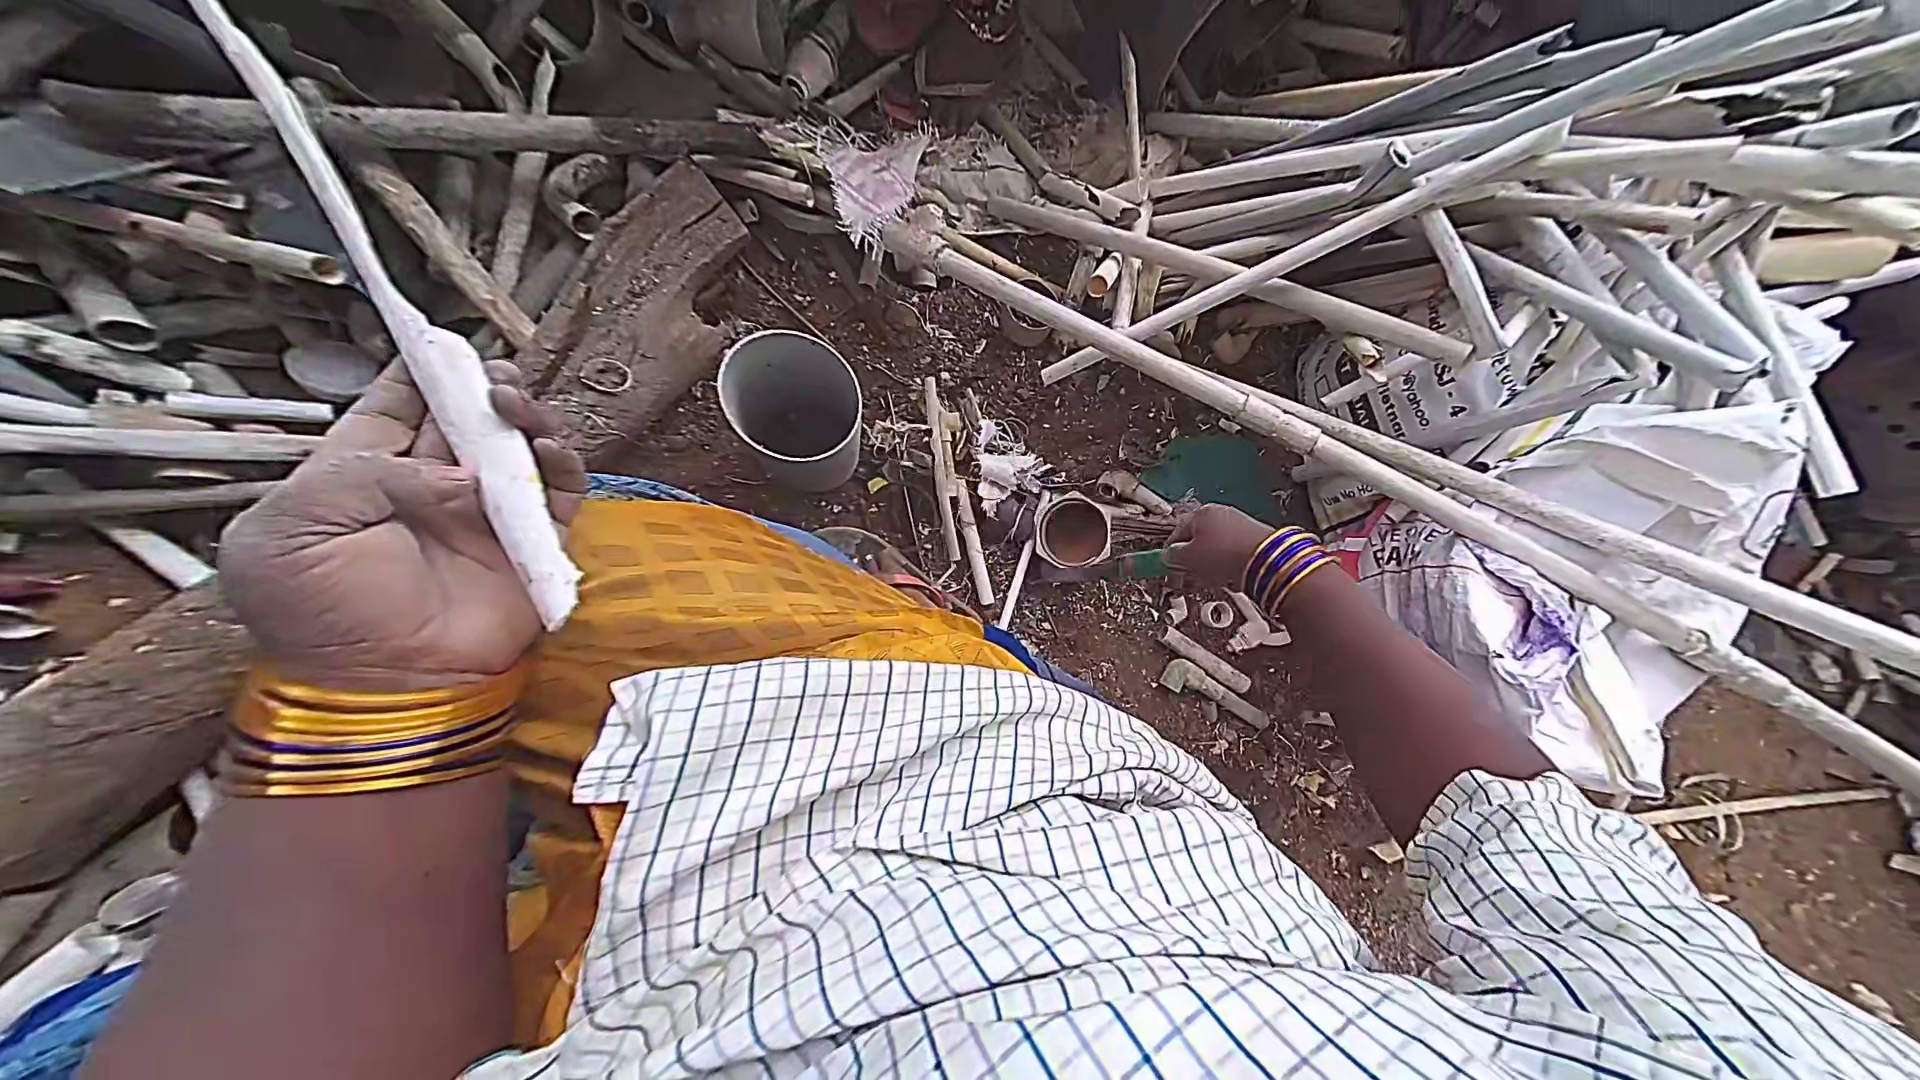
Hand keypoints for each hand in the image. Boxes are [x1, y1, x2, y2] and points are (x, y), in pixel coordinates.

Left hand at [217, 360, 587, 690]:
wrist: (396, 680)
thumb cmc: (327, 612)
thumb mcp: (292, 530)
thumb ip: (366, 477)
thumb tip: (462, 476)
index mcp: (365, 477)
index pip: (393, 410)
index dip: (415, 373)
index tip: (434, 339)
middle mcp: (433, 487)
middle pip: (465, 421)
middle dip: (480, 388)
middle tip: (493, 374)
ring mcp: (489, 513)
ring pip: (518, 448)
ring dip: (524, 419)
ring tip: (516, 405)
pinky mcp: (536, 538)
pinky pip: (559, 491)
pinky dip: (562, 465)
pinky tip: (550, 449)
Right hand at [1165, 504, 1276, 588]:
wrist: (1266, 561)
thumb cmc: (1225, 554)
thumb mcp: (1188, 558)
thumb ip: (1172, 557)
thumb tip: (1166, 557)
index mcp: (1201, 512)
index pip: (1176, 534)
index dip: (1169, 554)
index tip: (1166, 568)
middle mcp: (1221, 514)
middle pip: (1197, 540)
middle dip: (1190, 561)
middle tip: (1186, 577)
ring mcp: (1240, 525)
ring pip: (1215, 548)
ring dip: (1208, 565)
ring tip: (1208, 579)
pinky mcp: (1255, 540)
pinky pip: (1232, 553)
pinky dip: (1226, 565)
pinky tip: (1227, 577)